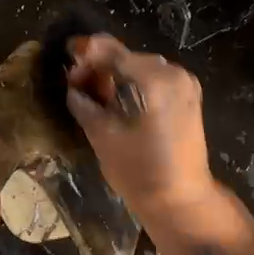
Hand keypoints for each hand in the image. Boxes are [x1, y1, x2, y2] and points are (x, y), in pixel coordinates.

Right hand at [65, 34, 218, 219]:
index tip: (66, 62)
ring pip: (140, 68)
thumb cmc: (140, 171)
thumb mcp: (103, 136)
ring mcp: (185, 85)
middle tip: (75, 84)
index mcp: (156, 79)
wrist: (182, 202)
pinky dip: (132, 84)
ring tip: (91, 93)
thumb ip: (85, 104)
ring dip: (115, 75)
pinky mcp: (187, 99)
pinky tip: (114, 100)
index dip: (85, 55)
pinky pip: (154, 80)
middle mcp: (175, 73)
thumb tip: (73, 88)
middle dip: (99, 66)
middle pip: (128, 57)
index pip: (113, 53)